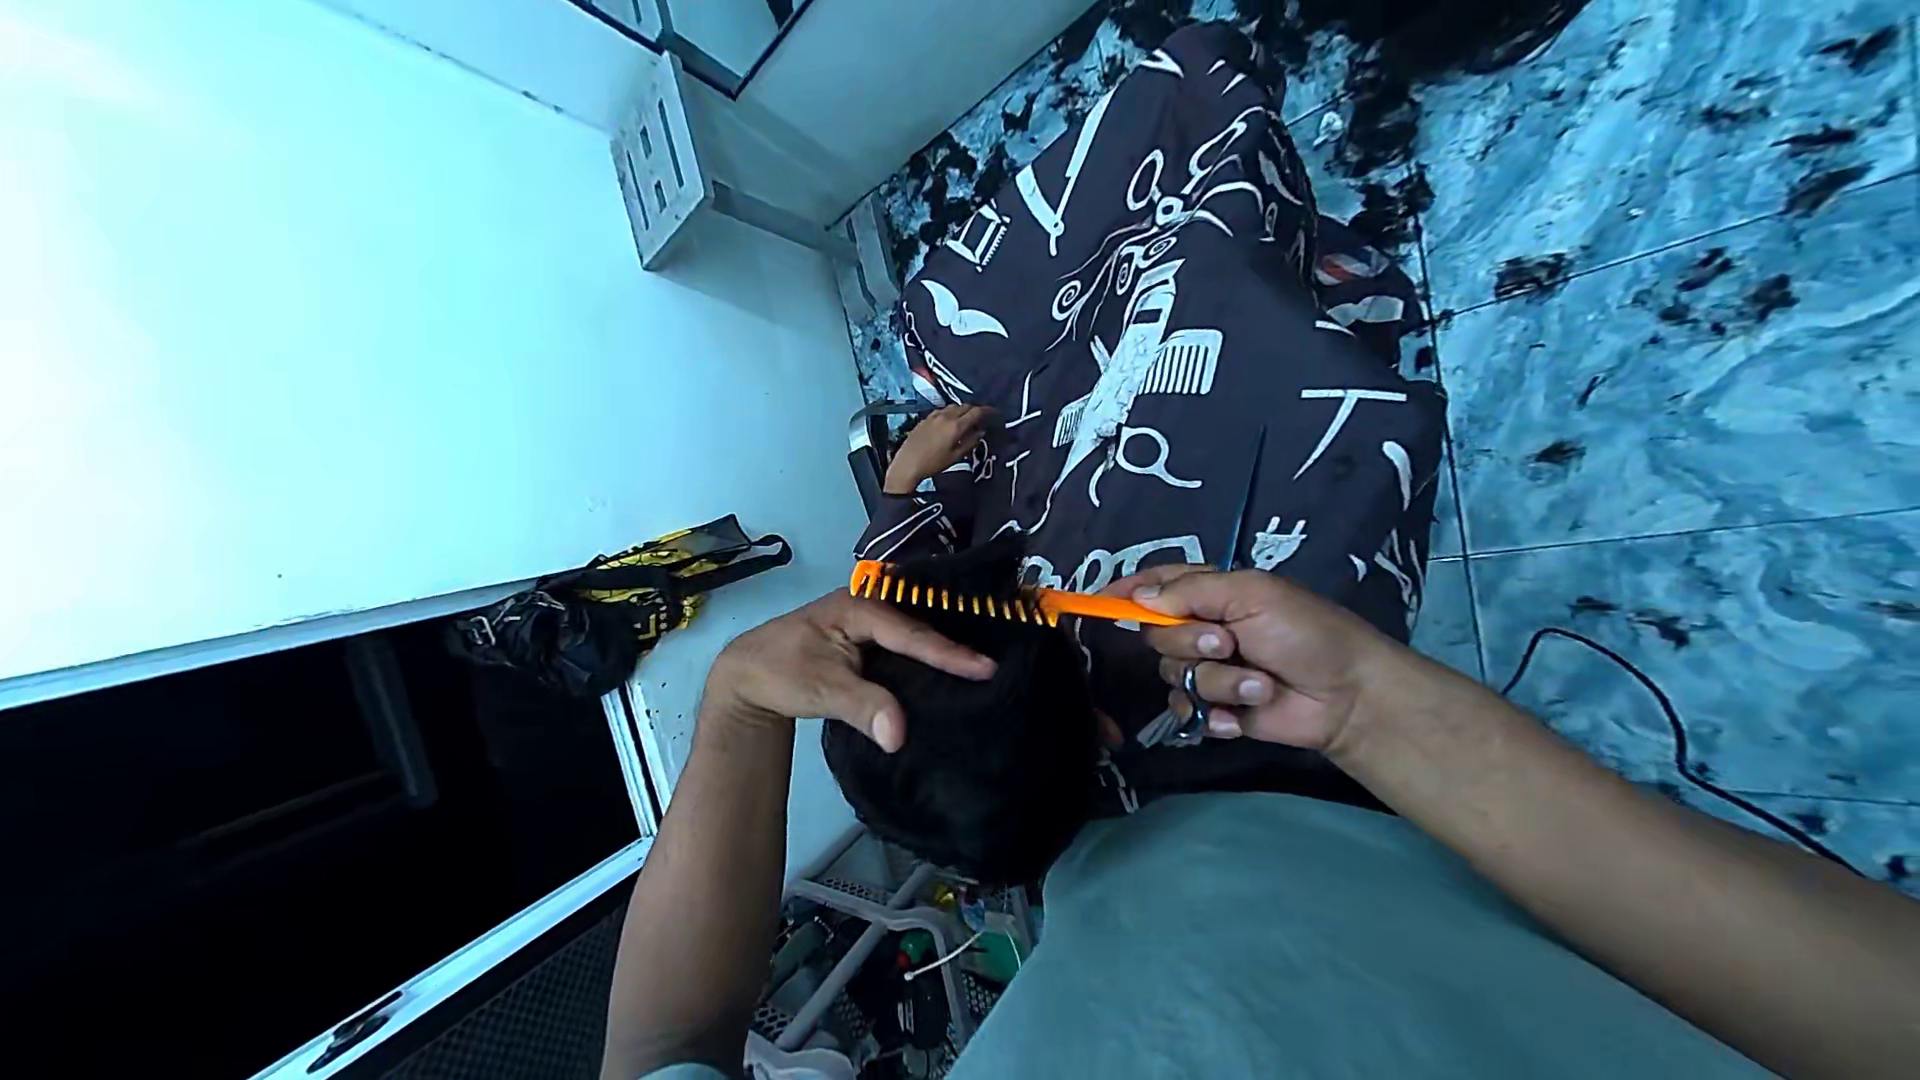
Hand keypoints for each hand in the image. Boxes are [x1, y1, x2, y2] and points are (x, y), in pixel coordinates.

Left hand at [704, 590, 995, 751]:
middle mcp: (866, 604)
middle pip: (917, 622)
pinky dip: (921, 650)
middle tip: (994, 657)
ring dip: (939, 643)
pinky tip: (939, 664)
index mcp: (858, 608)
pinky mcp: (862, 634)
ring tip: (978, 659)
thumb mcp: (823, 690)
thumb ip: (864, 708)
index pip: (911, 633)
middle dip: (953, 638)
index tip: (986, 668)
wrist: (746, 674)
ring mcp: (864, 617)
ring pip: (910, 627)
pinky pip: (900, 638)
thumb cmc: (782, 674)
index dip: (949, 653)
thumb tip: (900, 735)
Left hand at [883, 405, 995, 494]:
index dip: (987, 411)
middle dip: (975, 410)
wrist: (907, 464)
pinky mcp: (926, 418)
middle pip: (965, 406)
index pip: (976, 412)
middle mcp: (946, 416)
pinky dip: (951, 413)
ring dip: (963, 410)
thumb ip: (970, 442)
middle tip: (981, 418)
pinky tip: (950, 422)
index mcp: (955, 425)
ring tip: (966, 420)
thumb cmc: (934, 463)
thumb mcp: (956, 456)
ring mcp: (934, 415)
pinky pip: (943, 410)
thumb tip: (981, 431)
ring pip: (953, 406)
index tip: (994, 413)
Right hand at [1104, 565, 1409, 754]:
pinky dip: (1214, 714)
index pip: (1155, 585)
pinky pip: (1186, 710)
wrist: (1348, 697)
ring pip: (1173, 675)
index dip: (1127, 591)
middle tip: (1228, 644)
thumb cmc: (1305, 632)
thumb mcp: (1252, 594)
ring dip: (1216, 682)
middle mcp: (1201, 629)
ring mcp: (1207, 670)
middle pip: (1155, 634)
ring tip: (1258, 685)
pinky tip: (1242, 716)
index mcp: (1210, 594)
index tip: (1099, 600)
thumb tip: (1139, 599)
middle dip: (1189, 642)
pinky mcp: (1215, 707)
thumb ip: (1191, 591)